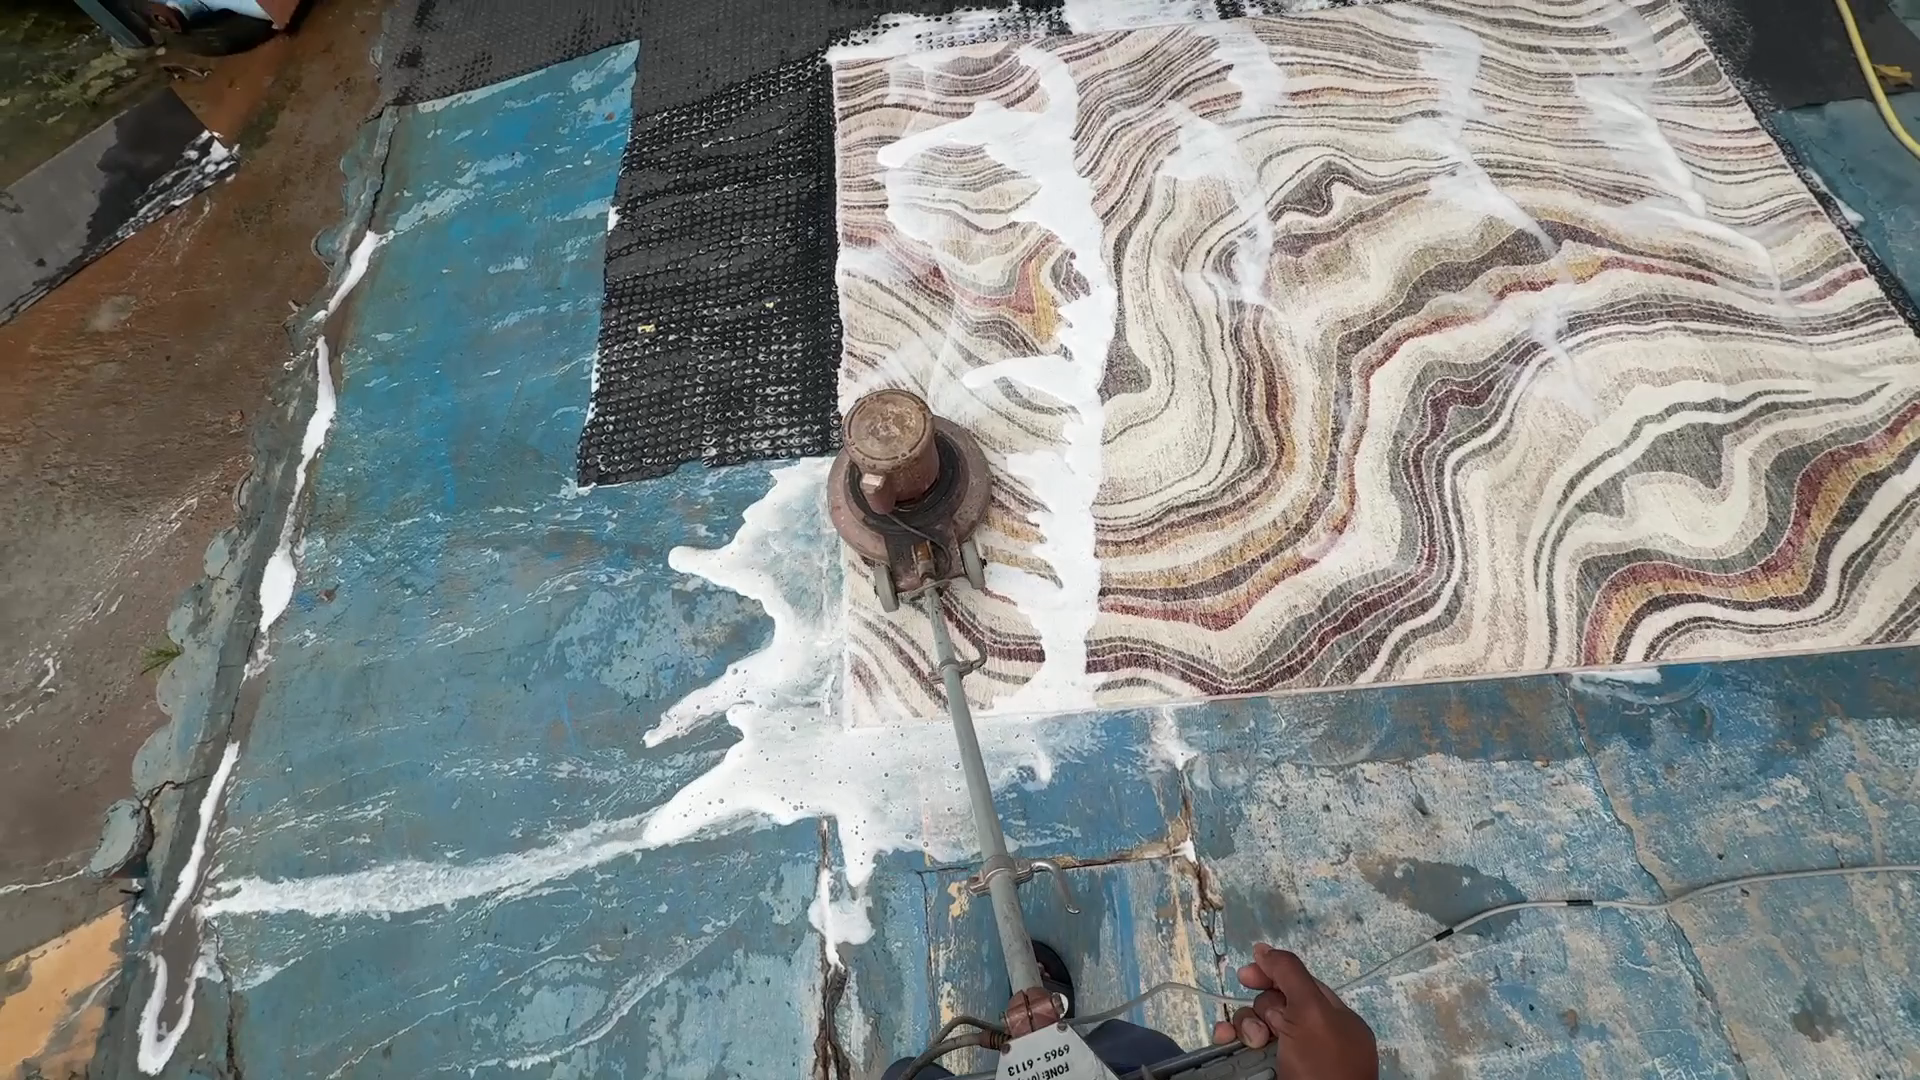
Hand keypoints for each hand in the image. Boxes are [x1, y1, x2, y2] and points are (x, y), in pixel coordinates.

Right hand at [1212, 943, 1378, 1079]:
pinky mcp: (1267, 1074)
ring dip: (1243, 1025)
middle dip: (1258, 1008)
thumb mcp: (1313, 1012)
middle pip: (1272, 1002)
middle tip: (1265, 1028)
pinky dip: (1231, 1041)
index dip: (1271, 972)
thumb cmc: (1323, 1068)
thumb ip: (1289, 973)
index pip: (1298, 981)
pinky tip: (1224, 1040)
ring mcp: (1290, 1058)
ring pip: (1254, 1024)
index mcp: (1335, 1019)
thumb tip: (1263, 948)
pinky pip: (1243, 1048)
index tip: (1246, 976)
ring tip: (1250, 1042)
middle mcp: (1313, 1036)